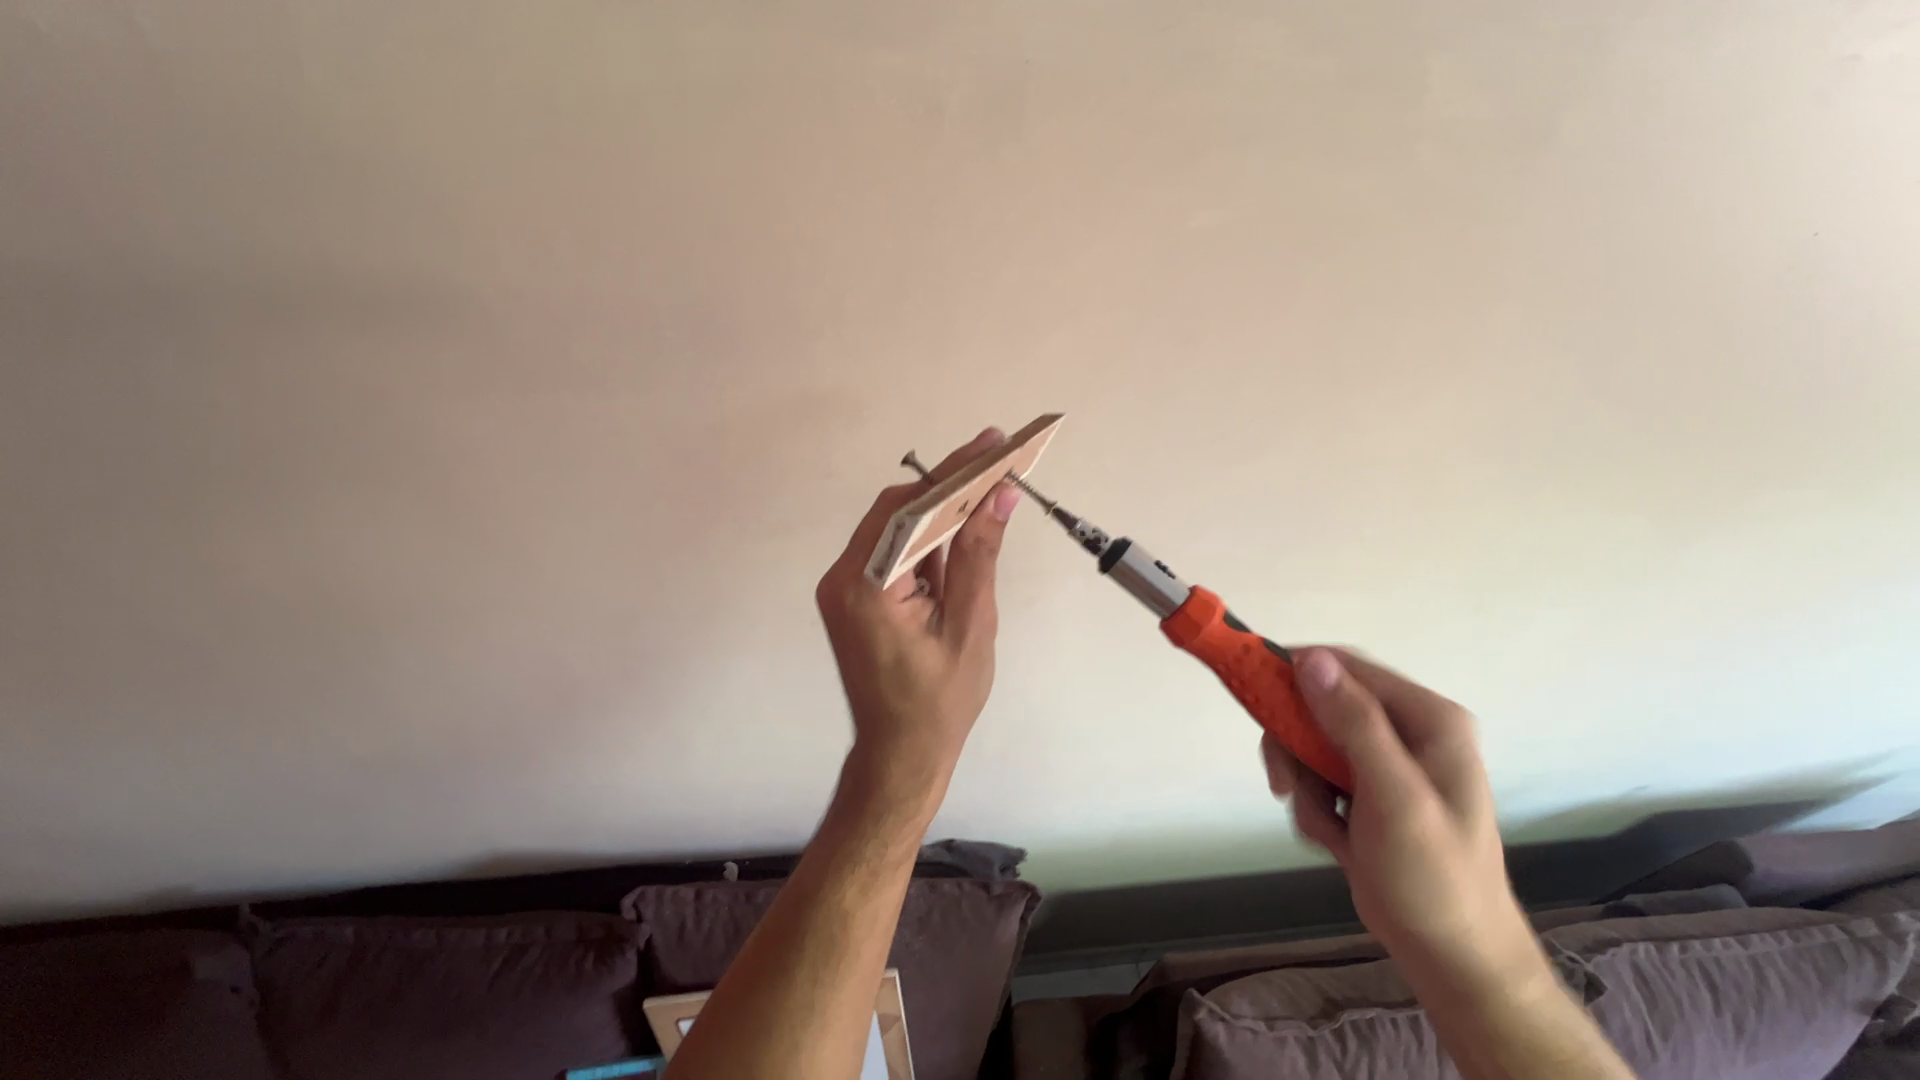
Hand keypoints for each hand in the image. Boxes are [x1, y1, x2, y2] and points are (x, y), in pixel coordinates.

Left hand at [815, 428, 1019, 801]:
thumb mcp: (970, 625)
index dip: (954, 473)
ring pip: (894, 529)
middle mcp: (843, 580)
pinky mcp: (853, 598)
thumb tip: (999, 495)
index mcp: (866, 588)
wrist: (900, 753)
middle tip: (997, 463)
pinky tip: (961, 531)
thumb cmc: (939, 703)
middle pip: (897, 512)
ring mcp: (843, 589)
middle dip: (948, 487)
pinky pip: (891, 553)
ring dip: (939, 513)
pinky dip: (926, 542)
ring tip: (987, 490)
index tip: (992, 444)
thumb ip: (979, 555)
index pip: (911, 510)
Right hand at [1264, 649, 1548, 997]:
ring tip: (1327, 827)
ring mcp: (1385, 763)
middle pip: (1319, 707)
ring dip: (1304, 787)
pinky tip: (1337, 840)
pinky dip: (1313, 807)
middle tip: (1284, 786)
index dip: (1295, 674)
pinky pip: (1315, 777)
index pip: (1347, 668)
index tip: (1253, 696)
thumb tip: (1310, 660)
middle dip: (1297, 750)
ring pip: (1310, 745)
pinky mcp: (1366, 793)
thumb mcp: (1394, 796)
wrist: (1450, 954)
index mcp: (1428, 719)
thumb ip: (1354, 724)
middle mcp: (1407, 732)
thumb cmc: (1432, 876)